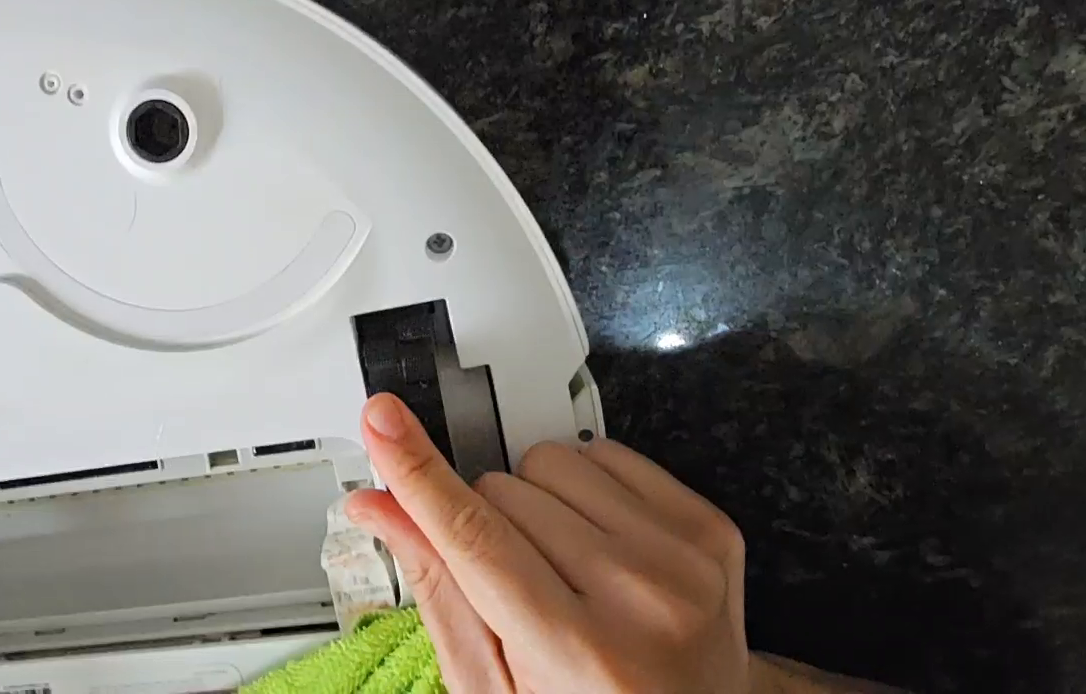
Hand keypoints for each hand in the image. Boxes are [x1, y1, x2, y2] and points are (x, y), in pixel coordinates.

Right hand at [346, 392, 760, 692]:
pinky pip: (600, 450)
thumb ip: (435, 586)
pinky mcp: (707, 525)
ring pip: (547, 460)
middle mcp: (641, 602)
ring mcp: (683, 559)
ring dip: (536, 500)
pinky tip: (598, 542)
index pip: (471, 535)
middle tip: (518, 584)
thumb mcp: (491, 685)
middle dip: (486, 524)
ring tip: (562, 565)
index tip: (382, 419)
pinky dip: (582, 486)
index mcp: (578, 657)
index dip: (416, 471)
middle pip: (500, 490)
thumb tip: (378, 506)